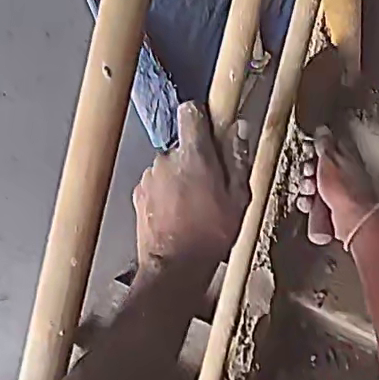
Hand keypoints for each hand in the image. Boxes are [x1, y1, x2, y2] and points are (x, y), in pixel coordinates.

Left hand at [134, 102, 250, 270]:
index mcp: (195, 155)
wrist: (175, 266)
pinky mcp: (139, 193)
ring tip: (193, 205)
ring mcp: (150, 176)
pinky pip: (156, 183)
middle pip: (182, 144)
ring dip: (179, 178)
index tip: (210, 129)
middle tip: (210, 184)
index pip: (190, 112)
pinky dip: (165, 193)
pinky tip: (178, 213)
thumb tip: (237, 129)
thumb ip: (237, 157)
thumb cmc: (210, 234)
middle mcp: (167, 159)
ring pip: (168, 166)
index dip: (201, 117)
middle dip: (194, 158)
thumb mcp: (239, 197)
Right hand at [295, 127, 378, 246]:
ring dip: (305, 187)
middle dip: (307, 170)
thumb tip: (322, 129)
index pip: (327, 145)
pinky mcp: (330, 207)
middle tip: (309, 174)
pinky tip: (309, 204)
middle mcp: (342, 172)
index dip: (314, 148)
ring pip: (312, 184)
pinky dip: (307, 202)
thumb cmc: (344, 187)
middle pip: (316, 166)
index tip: (308, 151)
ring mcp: (336, 191)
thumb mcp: (331, 159)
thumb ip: (325, 144)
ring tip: (310, 191)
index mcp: (345, 156)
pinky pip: (312, 201)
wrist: (352, 219)